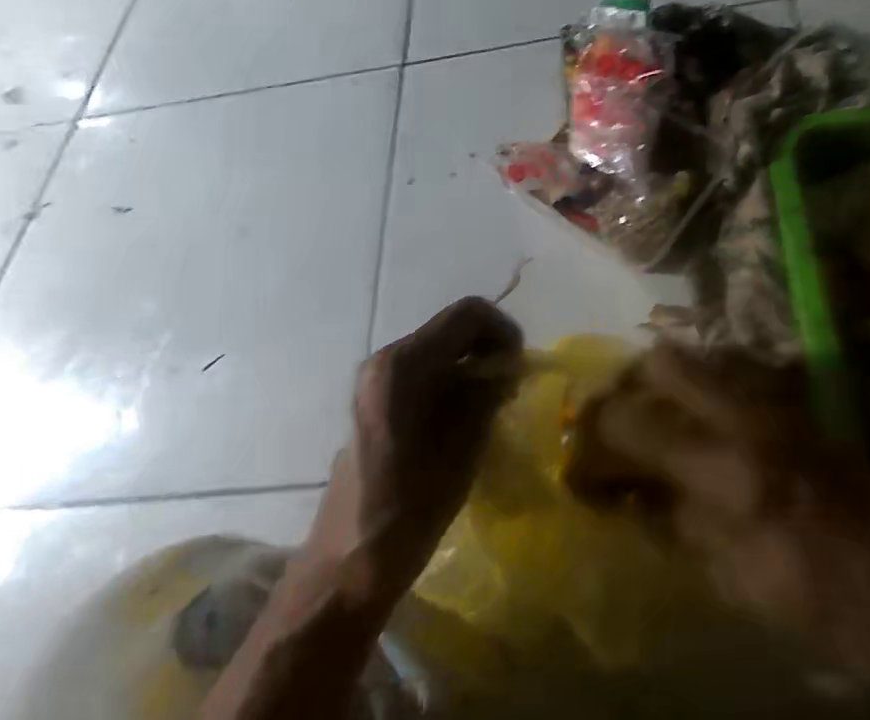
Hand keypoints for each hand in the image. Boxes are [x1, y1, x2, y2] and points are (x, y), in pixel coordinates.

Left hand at [301, 296, 523, 612]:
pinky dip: (448, 384)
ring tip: (491, 411)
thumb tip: (503, 366)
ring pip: (436, 352)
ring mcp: (374, 378)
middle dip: (486, 351)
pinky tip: (462, 422)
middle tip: (510, 393)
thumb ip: (484, 396)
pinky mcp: (372, 399)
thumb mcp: (461, 451)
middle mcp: (384, 358)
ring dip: (469, 369)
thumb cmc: (409, 508)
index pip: (465, 314)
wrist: (350, 556)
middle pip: (448, 330)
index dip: (502, 331)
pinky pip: (420, 373)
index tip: (519, 369)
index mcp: (403, 364)